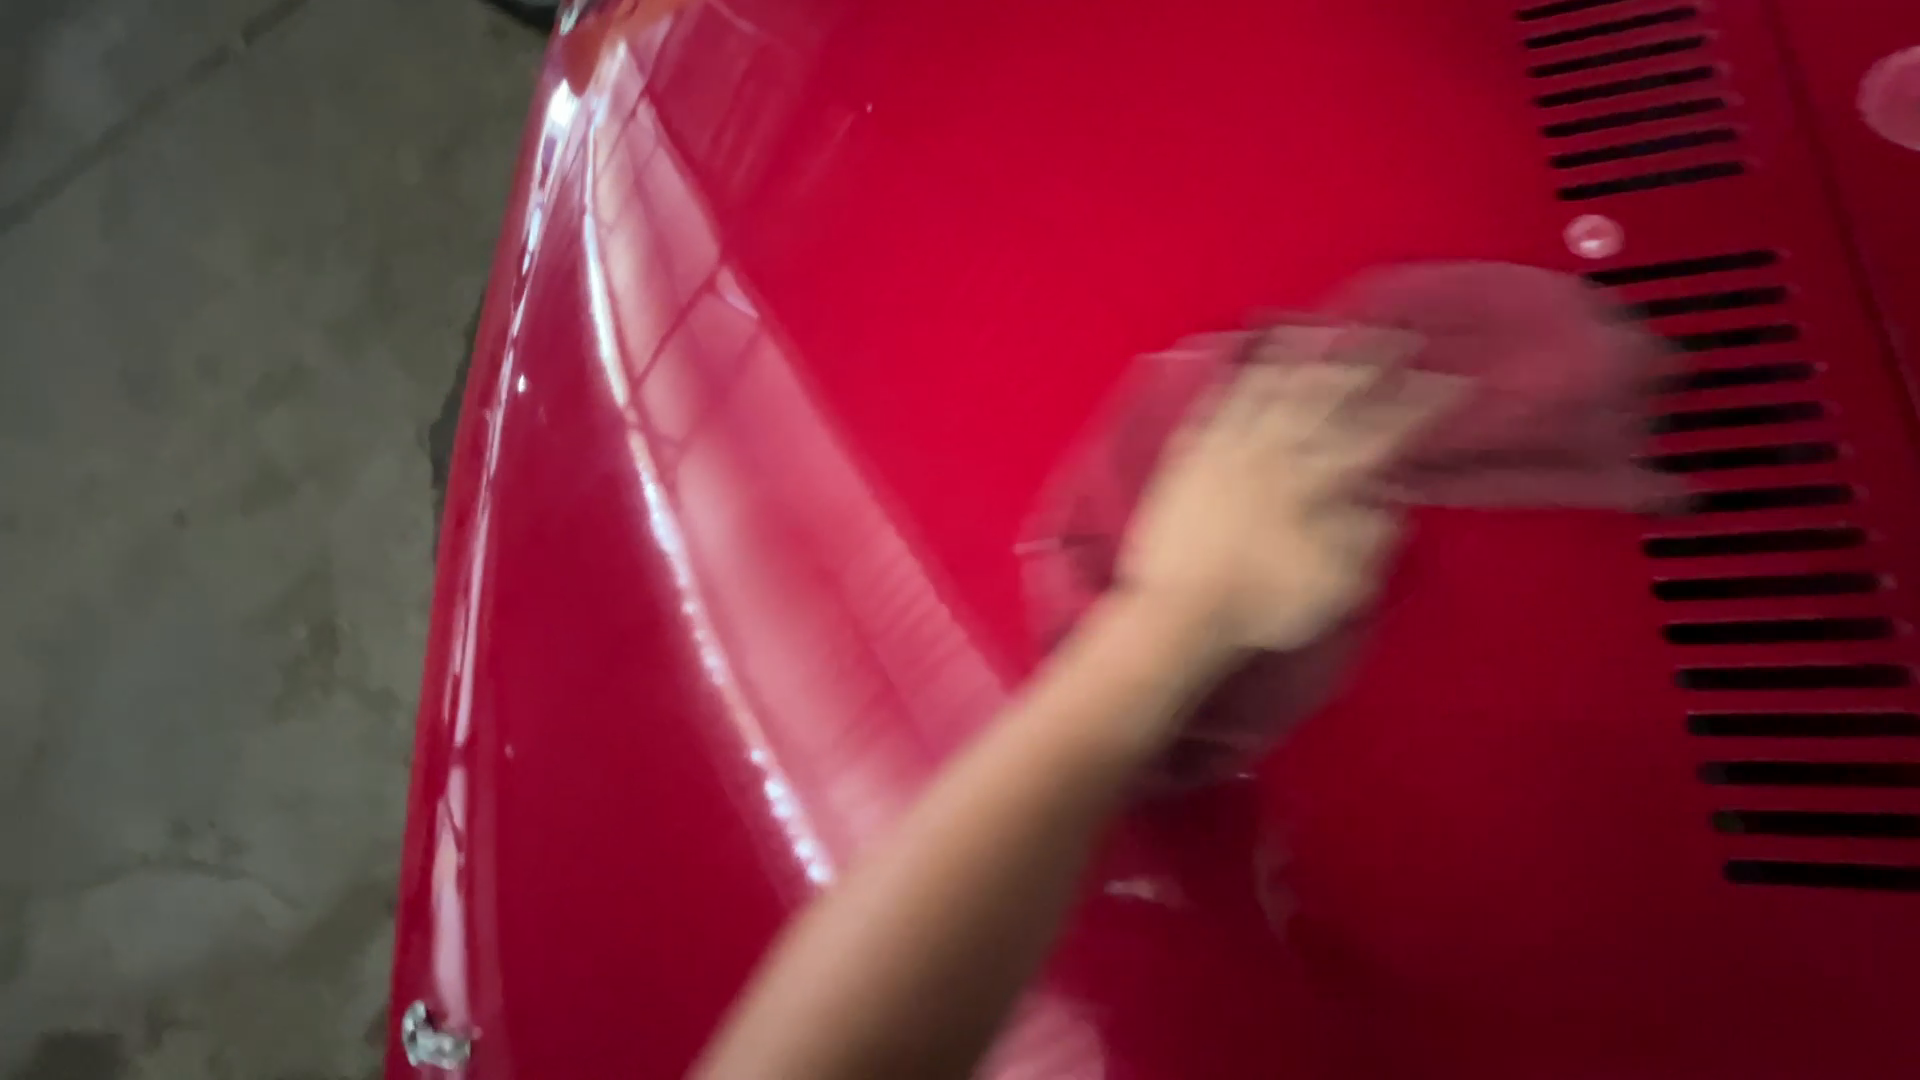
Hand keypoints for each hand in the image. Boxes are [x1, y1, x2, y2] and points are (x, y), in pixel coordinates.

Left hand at [1118, 327, 1462, 654]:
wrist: (1180, 609)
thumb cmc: (1261, 606)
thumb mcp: (1338, 586)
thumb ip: (1368, 536)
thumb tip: (1388, 497)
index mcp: (1317, 483)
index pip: (1381, 433)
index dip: (1419, 404)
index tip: (1451, 380)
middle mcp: (1275, 454)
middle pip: (1328, 397)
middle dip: (1368, 362)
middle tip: (1396, 335)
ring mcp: (1226, 451)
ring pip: (1269, 390)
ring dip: (1301, 358)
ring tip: (1323, 330)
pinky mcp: (1187, 459)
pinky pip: (1212, 408)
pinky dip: (1232, 382)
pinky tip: (1242, 366)